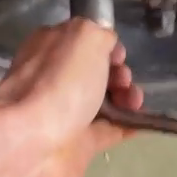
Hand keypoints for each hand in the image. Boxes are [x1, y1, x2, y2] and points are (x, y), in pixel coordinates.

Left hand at [0, 19, 143, 176]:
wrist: (33, 143)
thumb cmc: (59, 82)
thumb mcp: (85, 36)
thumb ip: (101, 34)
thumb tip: (108, 47)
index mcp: (51, 47)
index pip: (84, 41)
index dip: (107, 46)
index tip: (119, 56)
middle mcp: (56, 78)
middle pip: (97, 72)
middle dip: (120, 73)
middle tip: (123, 81)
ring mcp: (67, 112)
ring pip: (106, 101)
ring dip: (128, 98)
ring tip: (133, 104)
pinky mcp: (79, 143)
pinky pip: (111, 130)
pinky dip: (129, 124)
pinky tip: (143, 121)